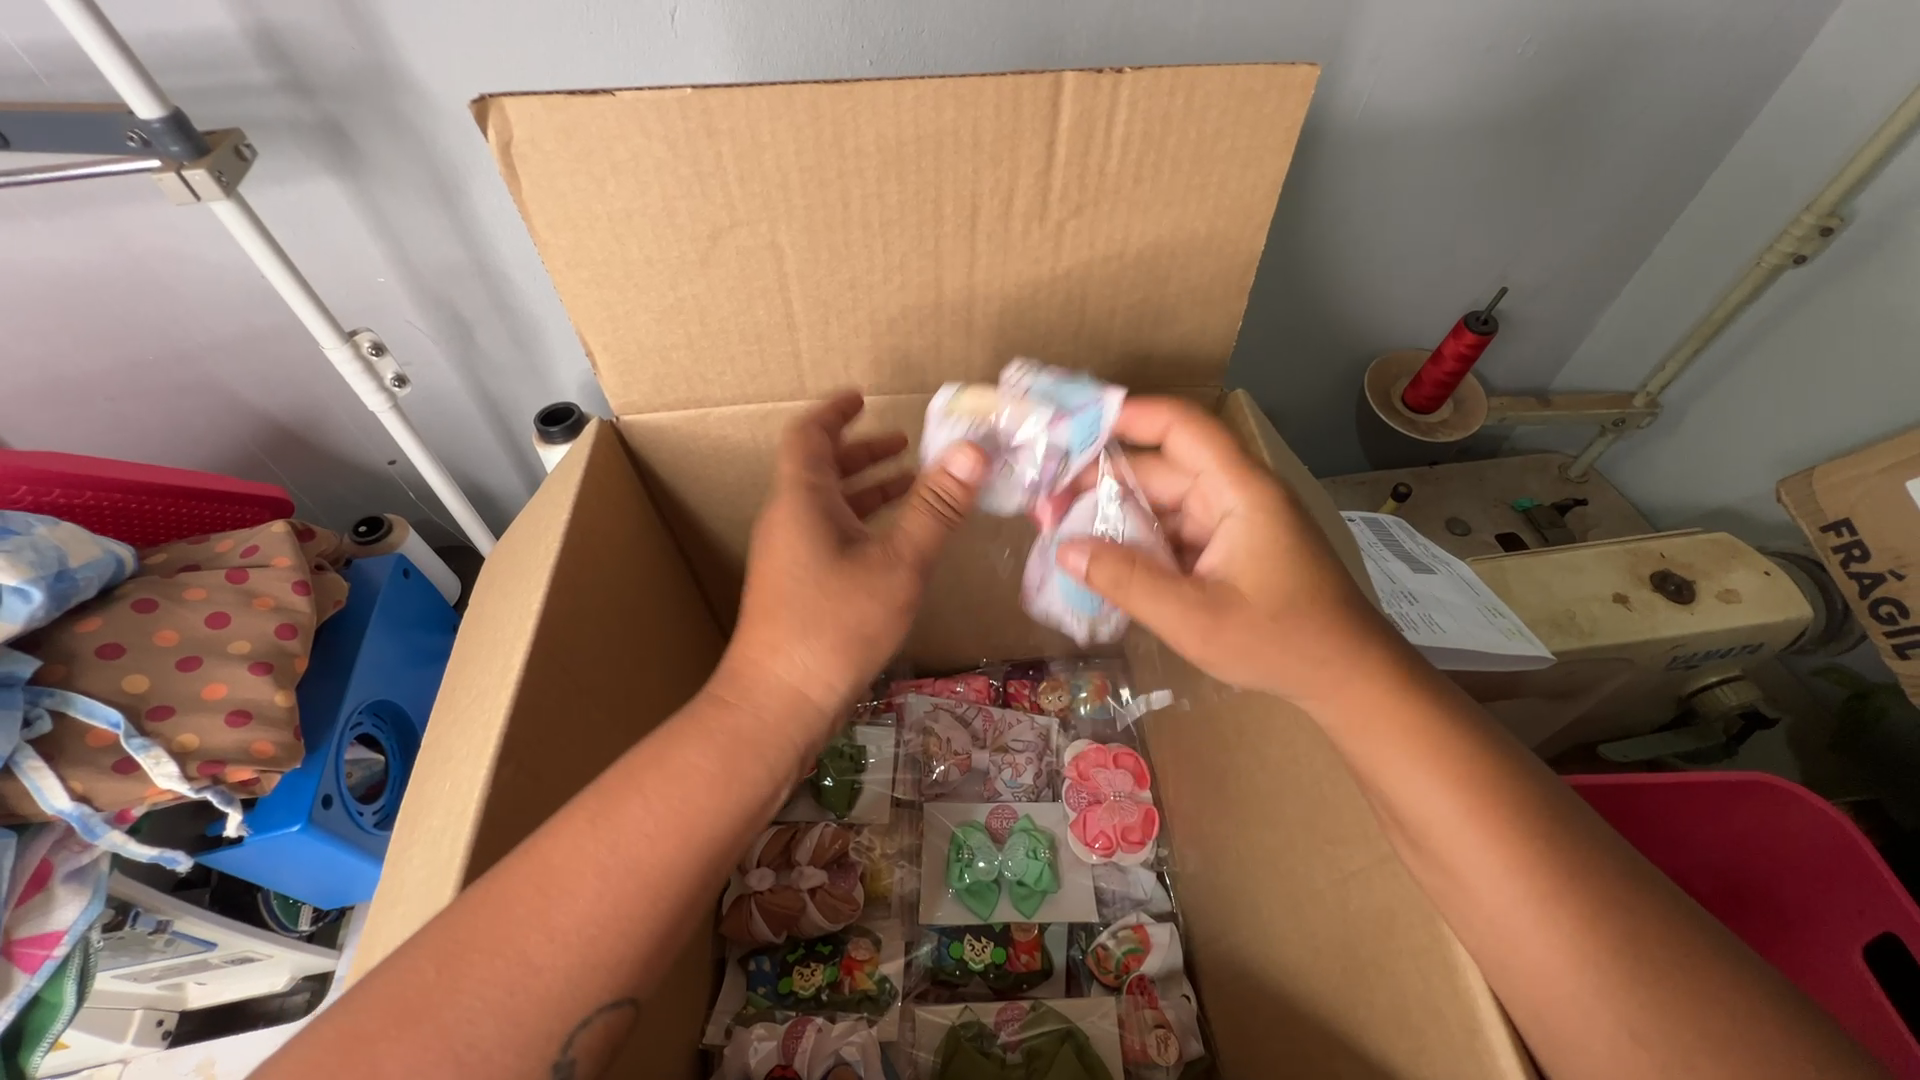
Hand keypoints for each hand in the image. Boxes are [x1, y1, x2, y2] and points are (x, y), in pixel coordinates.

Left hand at [715, 391, 985, 743]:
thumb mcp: (897, 563)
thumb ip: (935, 508)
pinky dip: (863, 526)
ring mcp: (789, 558)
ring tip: (911, 486)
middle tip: (904, 444)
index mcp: (802, 500)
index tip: (863, 397)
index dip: (836, 412)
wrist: (779, 701)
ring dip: (866, 491)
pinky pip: (831, 538)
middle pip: (820, 470)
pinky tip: (895, 546)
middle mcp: (789, 521)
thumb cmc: (835, 625)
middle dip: (862, 452)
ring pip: (828, 507)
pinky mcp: (798, 590)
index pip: (810, 436)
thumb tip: (972, 450)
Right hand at [1055, 397, 1400, 704]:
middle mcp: (1233, 496)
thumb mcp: (1194, 618)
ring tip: (1060, 533)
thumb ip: (1125, 581)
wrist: (1347, 678)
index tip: (1072, 427)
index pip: (1181, 427)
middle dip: (1100, 482)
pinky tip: (1099, 562)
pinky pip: (1172, 535)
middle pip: (1159, 469)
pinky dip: (1137, 544)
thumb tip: (1064, 549)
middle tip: (1044, 505)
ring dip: (1114, 517)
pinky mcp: (1227, 552)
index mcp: (1239, 491)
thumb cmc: (1280, 642)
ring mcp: (1231, 524)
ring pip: (1161, 505)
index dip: (1128, 417)